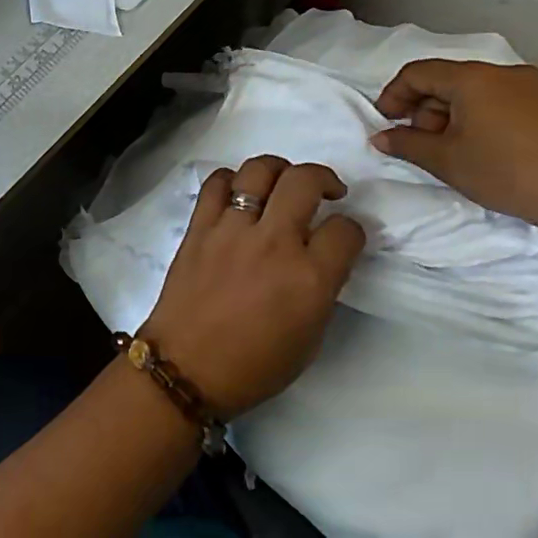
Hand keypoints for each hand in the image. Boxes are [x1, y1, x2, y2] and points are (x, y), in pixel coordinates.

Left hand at [139, 156, 365, 418]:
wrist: (186, 369)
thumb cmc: (255, 365)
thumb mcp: (310, 336)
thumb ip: (323, 287)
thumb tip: (325, 253)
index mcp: (309, 279)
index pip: (346, 230)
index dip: (352, 229)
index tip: (344, 235)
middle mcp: (274, 243)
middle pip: (305, 181)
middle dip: (325, 179)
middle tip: (326, 191)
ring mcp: (233, 229)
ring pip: (260, 169)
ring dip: (279, 168)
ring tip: (283, 182)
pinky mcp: (200, 225)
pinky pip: (217, 182)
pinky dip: (231, 179)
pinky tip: (239, 192)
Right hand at [370, 59, 537, 243]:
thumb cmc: (510, 173)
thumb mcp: (449, 163)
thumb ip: (409, 146)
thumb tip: (382, 137)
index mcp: (470, 78)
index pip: (419, 73)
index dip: (395, 94)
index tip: (387, 122)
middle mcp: (507, 71)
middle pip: (456, 80)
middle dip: (433, 108)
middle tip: (428, 143)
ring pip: (497, 86)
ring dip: (475, 108)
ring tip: (475, 142)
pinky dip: (533, 98)